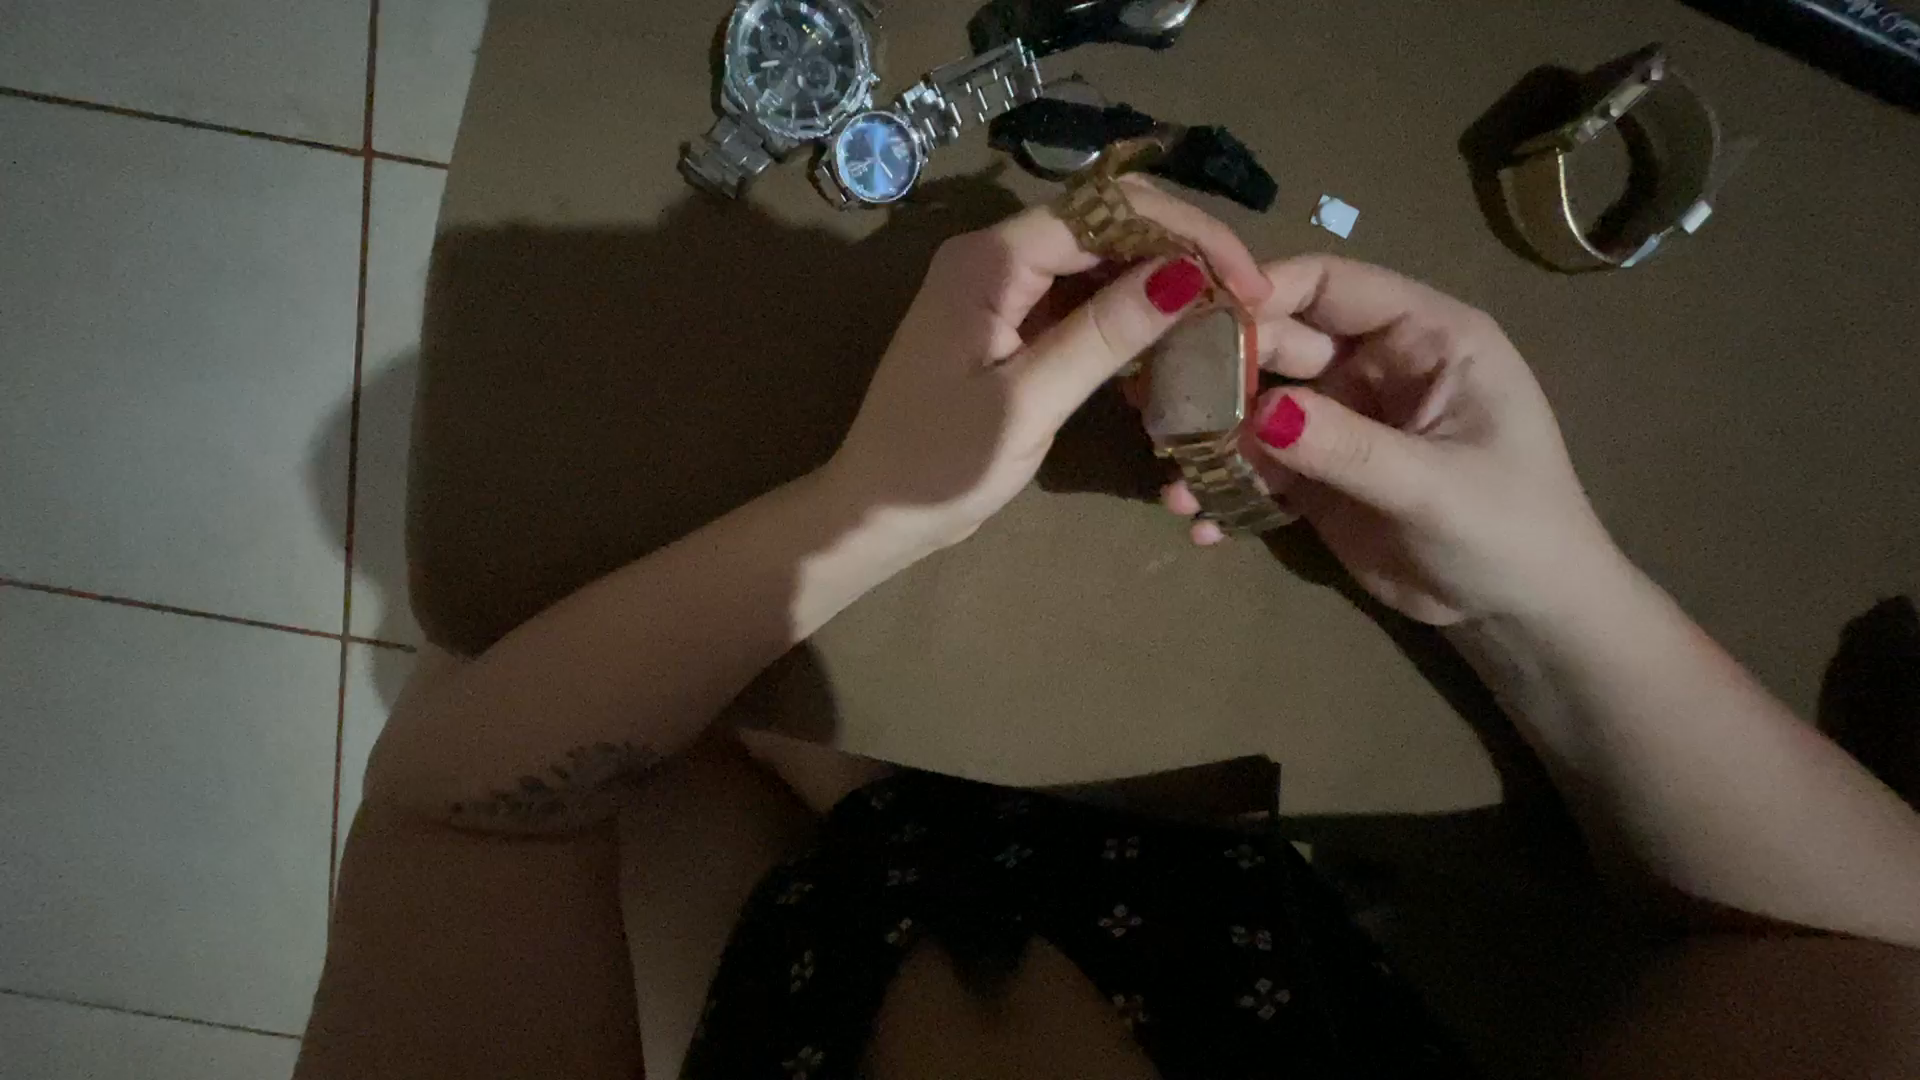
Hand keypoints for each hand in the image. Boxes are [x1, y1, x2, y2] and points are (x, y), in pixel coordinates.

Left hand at [825, 180, 1270, 551]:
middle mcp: (993, 260)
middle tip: (1243, 305)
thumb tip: (1184, 276)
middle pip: (1104, 229)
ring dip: (1155, 291)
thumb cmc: (938, 465)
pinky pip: (1076, 307)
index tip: (1247, 283)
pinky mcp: (1006, 330)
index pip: (1104, 212)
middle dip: (1178, 258)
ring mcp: (999, 295)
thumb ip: (1102, 336)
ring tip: (1216, 326)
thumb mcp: (1026, 402)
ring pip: (1095, 268)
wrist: (879, 512)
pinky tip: (1162, 349)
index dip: (1185, 236)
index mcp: (989, 261)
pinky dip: (1121, 324)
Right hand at [1164, 255, 1619, 624]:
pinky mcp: (1314, 476)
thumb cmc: (1508, 530)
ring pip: (1256, 415)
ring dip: (1213, 446)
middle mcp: (1371, 370)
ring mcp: (1337, 424)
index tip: (1197, 315)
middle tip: (1158, 405)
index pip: (1334, 288)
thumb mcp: (1434, 486)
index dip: (1268, 290)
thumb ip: (1347, 447)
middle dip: (1219, 375)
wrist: (1513, 610)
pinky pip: (1259, 472)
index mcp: (1423, 339)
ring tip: (1174, 487)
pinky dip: (1227, 494)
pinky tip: (1202, 526)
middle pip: (1279, 349)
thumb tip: (1257, 415)